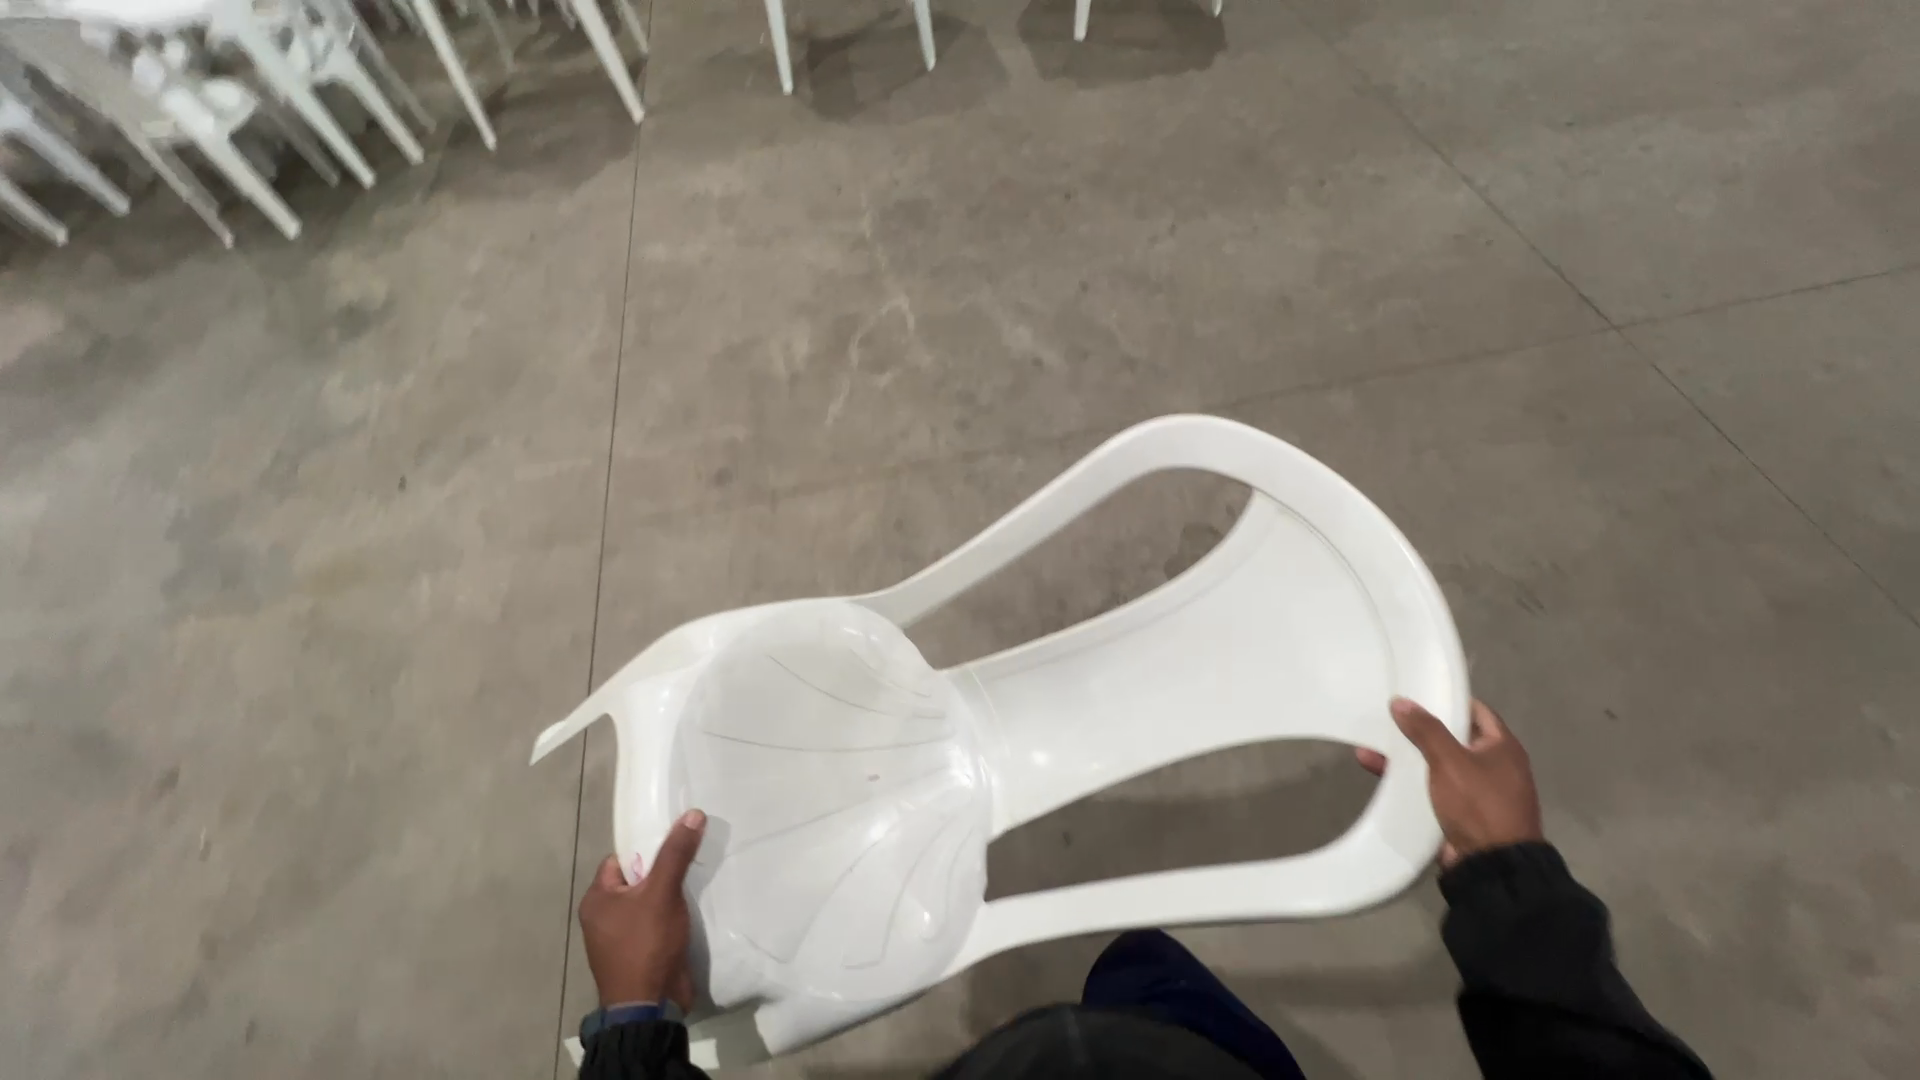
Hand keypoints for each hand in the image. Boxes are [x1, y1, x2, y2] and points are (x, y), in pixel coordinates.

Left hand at [578, 809, 707, 1008]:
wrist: (650, 1005)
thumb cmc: (645, 944)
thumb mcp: (662, 892)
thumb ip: (676, 853)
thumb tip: (693, 814)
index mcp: (597, 900)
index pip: (621, 859)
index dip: (646, 848)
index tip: (675, 840)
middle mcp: (604, 916)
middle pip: (638, 878)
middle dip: (664, 868)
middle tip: (691, 855)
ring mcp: (622, 937)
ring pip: (650, 900)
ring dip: (671, 892)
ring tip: (697, 877)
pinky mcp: (642, 951)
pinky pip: (657, 921)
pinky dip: (673, 913)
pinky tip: (694, 906)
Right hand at [1356, 698, 1542, 867]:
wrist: (1492, 865)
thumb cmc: (1479, 804)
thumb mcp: (1450, 761)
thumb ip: (1426, 730)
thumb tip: (1401, 702)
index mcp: (1503, 748)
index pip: (1475, 711)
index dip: (1448, 699)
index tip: (1416, 692)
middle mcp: (1493, 765)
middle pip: (1452, 736)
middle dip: (1419, 728)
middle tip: (1388, 716)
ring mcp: (1475, 789)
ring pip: (1436, 762)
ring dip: (1407, 755)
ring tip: (1372, 743)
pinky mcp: (1458, 810)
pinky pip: (1430, 785)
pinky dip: (1407, 778)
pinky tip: (1376, 770)